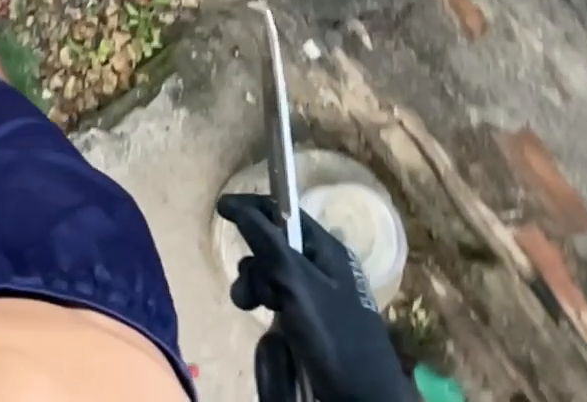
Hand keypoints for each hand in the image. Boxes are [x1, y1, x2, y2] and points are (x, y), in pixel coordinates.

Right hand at [216, 193, 408, 401]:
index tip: (221, 209)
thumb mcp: (297, 284)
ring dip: (255, 286)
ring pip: (271, 274)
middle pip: (273, 245)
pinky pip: (277, 300)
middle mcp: (322, 268)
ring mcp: (316, 296)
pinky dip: (263, 305)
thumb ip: (267, 244)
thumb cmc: (334, 338)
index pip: (285, 213)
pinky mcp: (308, 321)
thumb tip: (233, 204)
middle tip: (251, 287)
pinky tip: (263, 322)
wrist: (365, 401)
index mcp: (327, 250)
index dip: (254, 207)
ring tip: (251, 307)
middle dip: (254, 261)